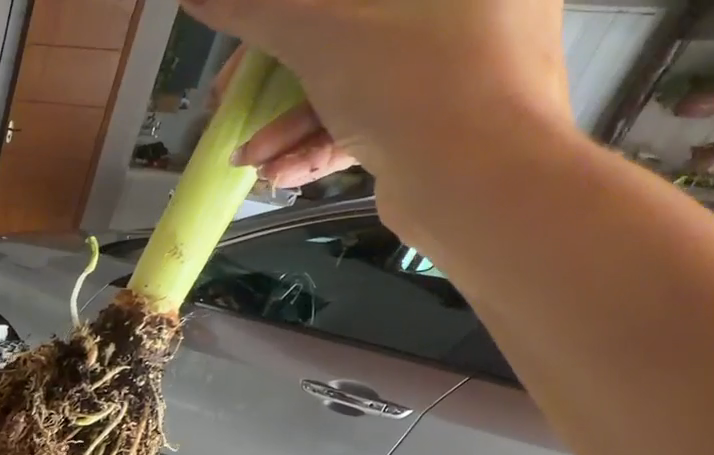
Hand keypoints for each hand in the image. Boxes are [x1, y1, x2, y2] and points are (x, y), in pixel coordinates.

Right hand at [187, 0, 574, 189]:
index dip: (276, 22)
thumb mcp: (320, 36)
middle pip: (344, 30)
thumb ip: (257, 11)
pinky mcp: (451, 108)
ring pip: (356, 78)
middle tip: (231, 115)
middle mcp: (469, 0)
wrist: (482, 178)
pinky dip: (324, 141)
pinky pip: (377, 112)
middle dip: (276, 87)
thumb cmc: (414, 82)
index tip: (236, 68)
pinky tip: (280, 173)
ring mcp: (467, 56)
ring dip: (289, 125)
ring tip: (251, 161)